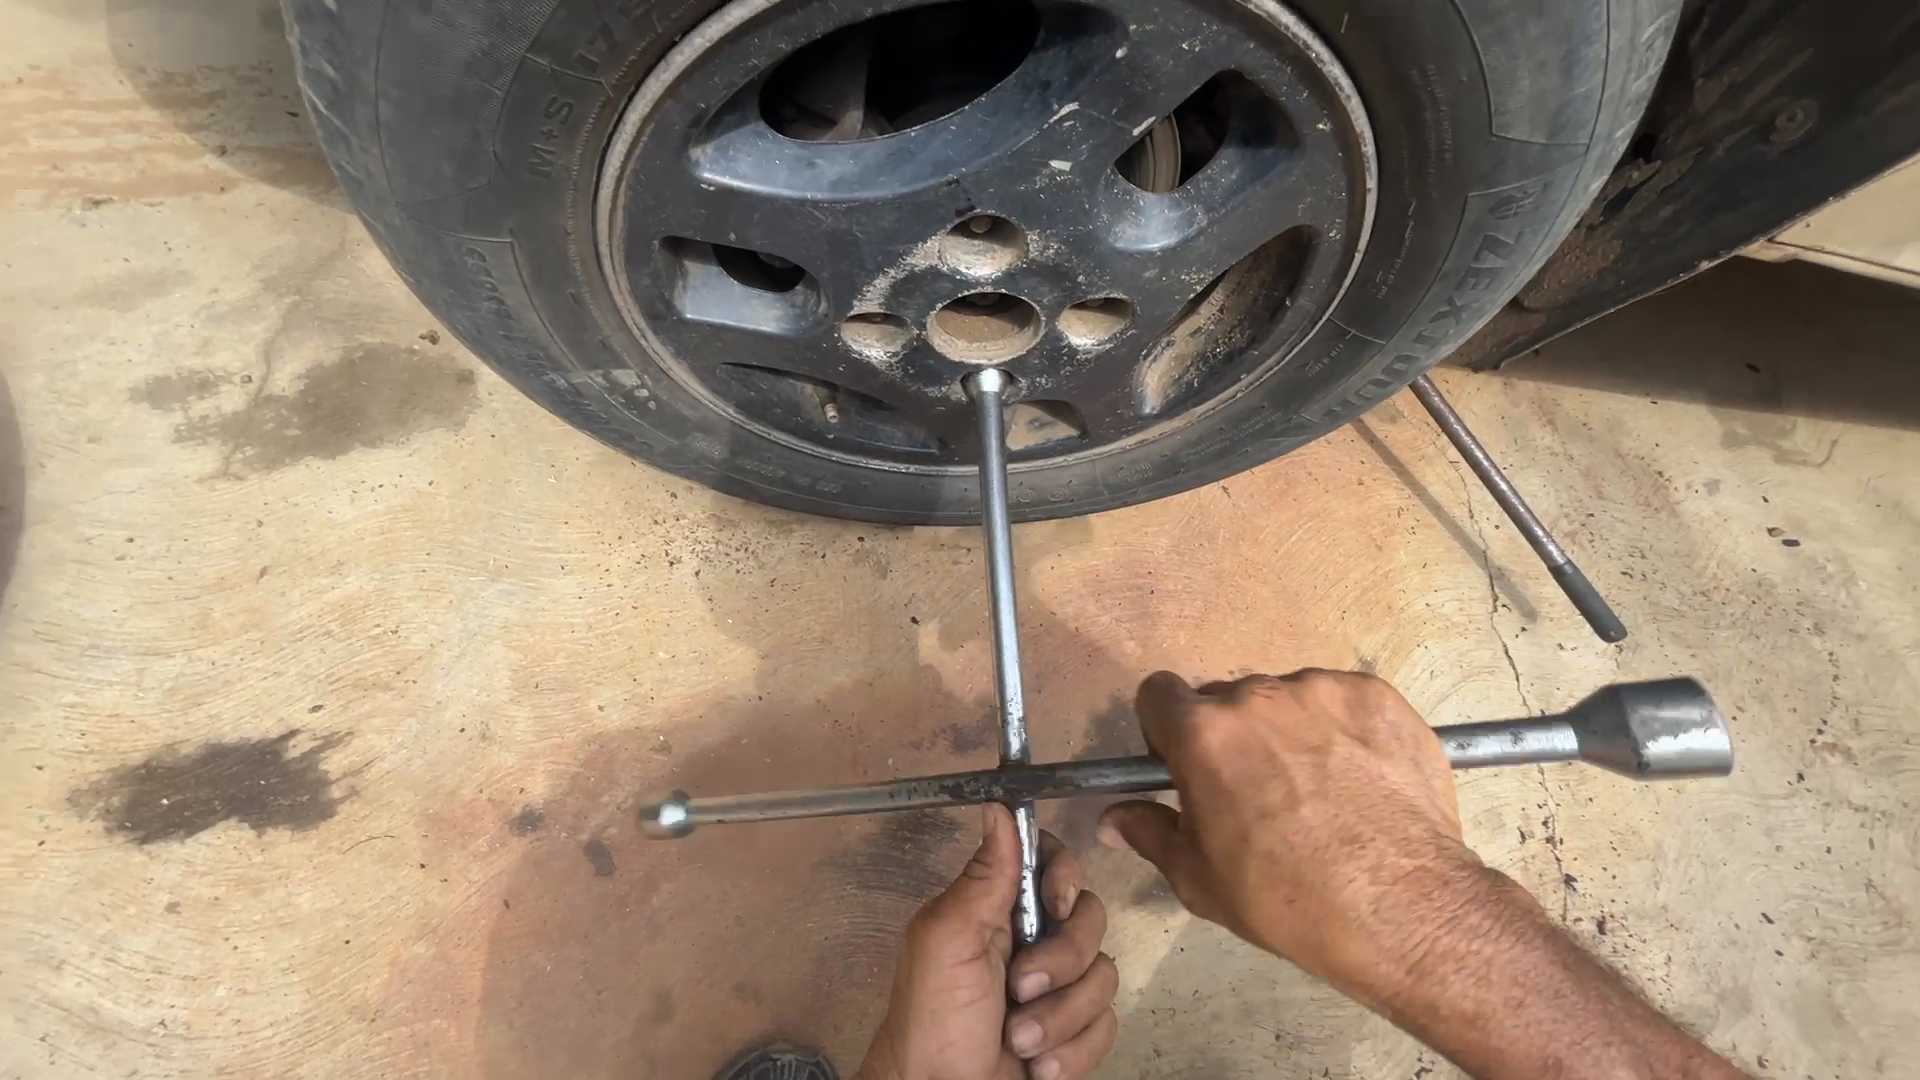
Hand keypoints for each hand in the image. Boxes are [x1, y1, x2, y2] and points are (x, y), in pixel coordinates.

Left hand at [855, 804, 1118, 1079]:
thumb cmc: (933, 1019)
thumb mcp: (947, 940)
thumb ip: (982, 876)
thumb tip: (997, 804)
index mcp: (999, 905)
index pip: (1052, 861)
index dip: (1063, 877)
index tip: (1052, 904)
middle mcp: (1034, 937)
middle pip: (1089, 917)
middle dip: (1061, 962)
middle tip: (1019, 989)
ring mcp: (1058, 985)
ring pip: (1103, 975)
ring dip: (1061, 1018)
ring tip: (1018, 1042)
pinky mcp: (1075, 1032)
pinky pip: (1107, 1025)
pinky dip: (1073, 1052)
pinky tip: (1039, 1068)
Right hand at [1097, 669, 1487, 1004]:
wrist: (1408, 912)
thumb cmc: (1285, 899)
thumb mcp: (1198, 878)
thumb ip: (1147, 832)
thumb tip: (1108, 819)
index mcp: (1201, 732)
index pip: (1157, 692)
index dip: (1164, 727)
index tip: (1184, 762)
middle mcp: (1254, 696)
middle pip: (1223, 700)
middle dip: (1229, 735)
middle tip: (1257, 789)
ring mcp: (1319, 689)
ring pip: (1282, 698)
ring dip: (1285, 729)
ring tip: (1319, 787)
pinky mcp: (1374, 695)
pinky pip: (1337, 699)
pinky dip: (1339, 727)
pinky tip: (1360, 775)